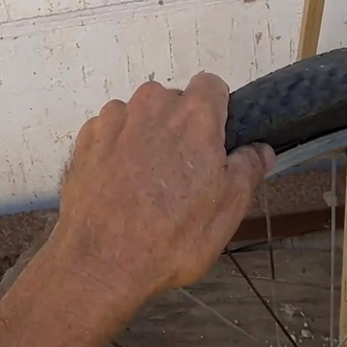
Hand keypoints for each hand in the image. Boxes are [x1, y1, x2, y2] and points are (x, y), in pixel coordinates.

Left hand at [49, 74, 273, 309]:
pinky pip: (111, 131)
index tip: (214, 142)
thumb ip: (248, 169)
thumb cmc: (172, 237)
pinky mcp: (87, 135)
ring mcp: (115, 117)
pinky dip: (117, 148)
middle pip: (174, 101)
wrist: (101, 261)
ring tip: (146, 183)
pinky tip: (119, 184)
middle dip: (180, 127)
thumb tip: (259, 150)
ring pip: (140, 115)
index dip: (217, 111)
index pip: (212, 85)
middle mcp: (152, 103)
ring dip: (146, 136)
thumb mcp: (228, 209)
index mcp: (194, 114)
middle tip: (182, 172)